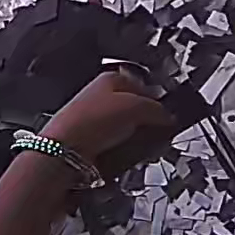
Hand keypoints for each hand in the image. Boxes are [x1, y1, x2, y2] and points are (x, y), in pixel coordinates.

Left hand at [41, 69, 173, 158]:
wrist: (65, 149)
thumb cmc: (91, 120)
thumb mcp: (136, 107)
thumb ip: (157, 109)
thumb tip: (167, 116)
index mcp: (110, 80)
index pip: (143, 85)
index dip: (157, 99)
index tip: (168, 113)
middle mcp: (100, 97)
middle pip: (134, 109)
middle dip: (148, 122)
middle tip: (158, 131)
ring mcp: (95, 120)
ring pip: (126, 128)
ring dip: (137, 138)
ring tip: (144, 147)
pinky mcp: (91, 141)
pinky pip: (115, 144)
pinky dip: (124, 150)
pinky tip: (127, 154)